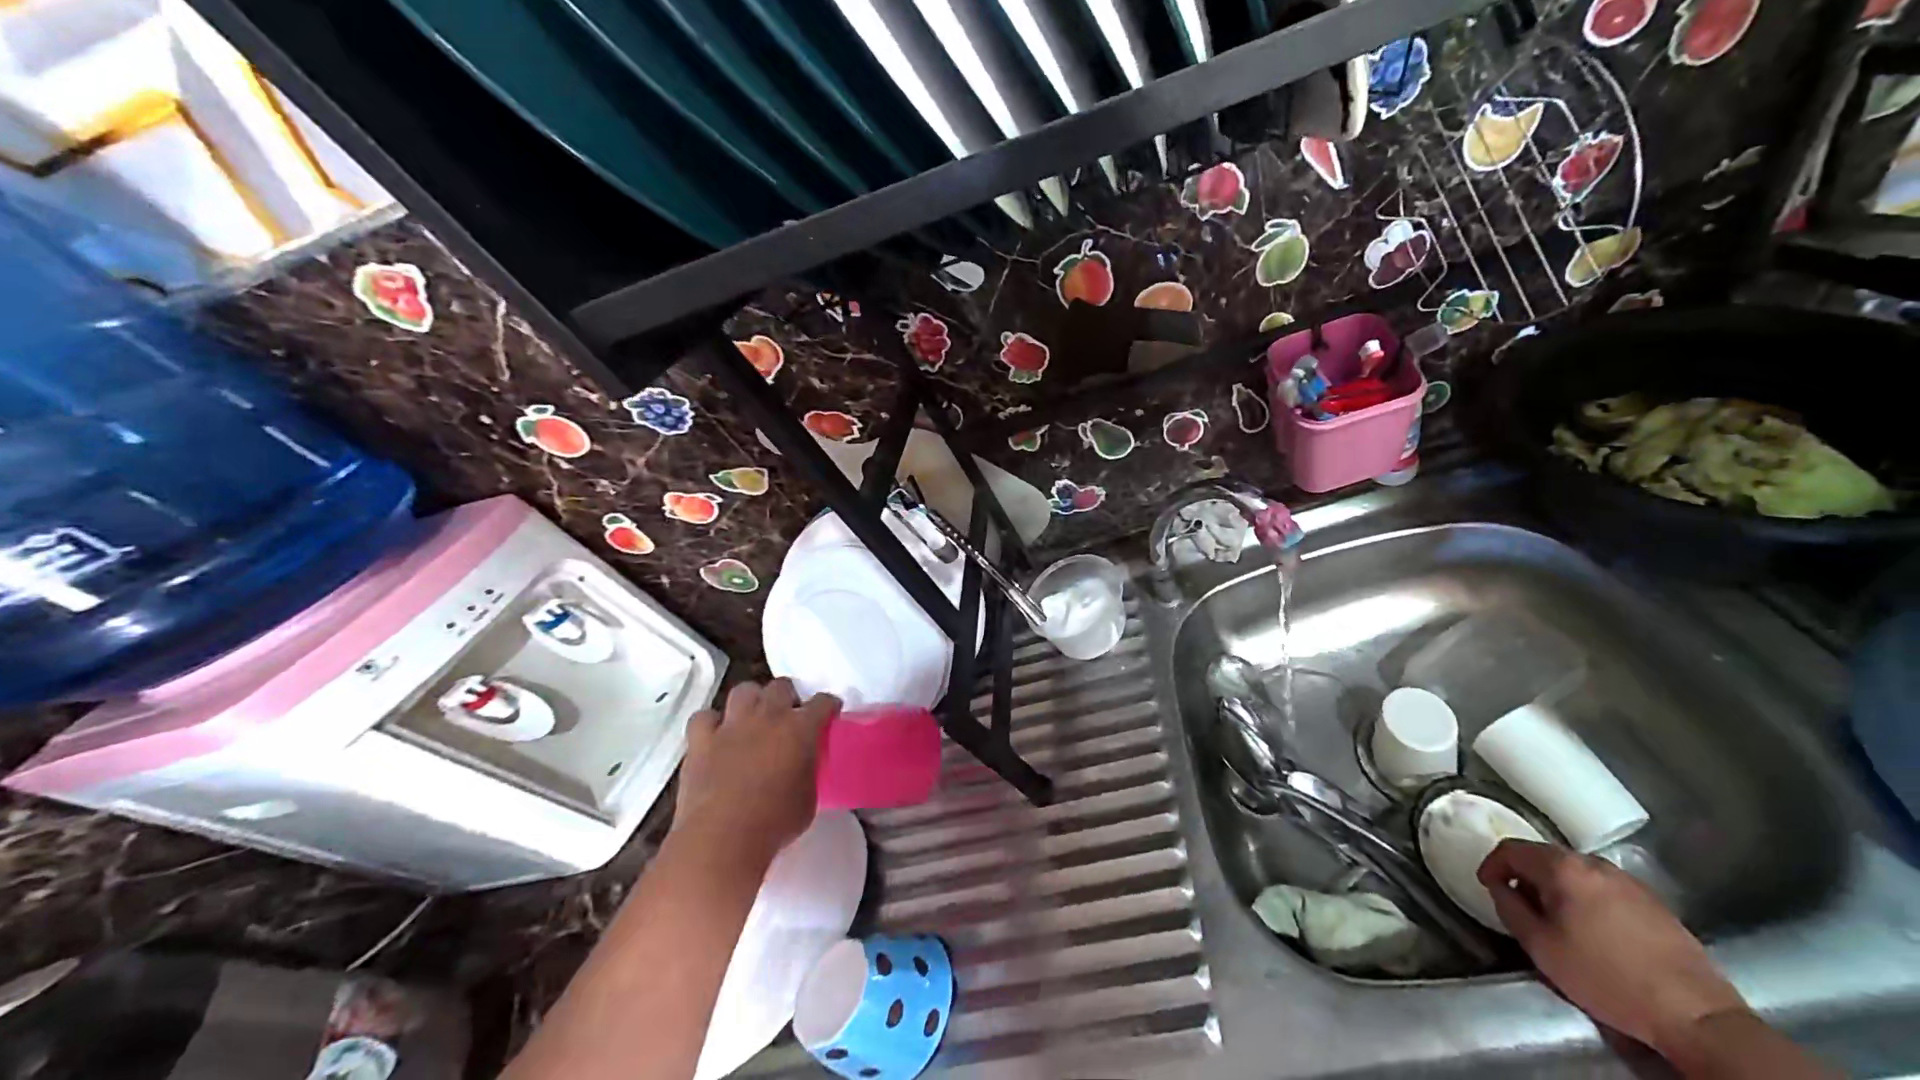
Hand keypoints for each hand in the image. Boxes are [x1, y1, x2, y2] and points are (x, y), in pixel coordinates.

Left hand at [672, 678, 839, 855]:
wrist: (723, 836)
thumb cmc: (776, 822)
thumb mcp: (809, 798)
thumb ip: (808, 771)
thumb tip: (802, 767)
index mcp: (800, 729)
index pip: (822, 702)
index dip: (828, 706)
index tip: (829, 713)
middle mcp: (767, 716)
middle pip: (781, 686)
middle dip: (787, 696)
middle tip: (788, 716)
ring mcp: (731, 725)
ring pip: (744, 690)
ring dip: (751, 700)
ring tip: (753, 718)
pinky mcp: (700, 740)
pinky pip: (704, 717)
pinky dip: (711, 723)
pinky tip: (715, 735)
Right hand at [1477, 839, 1749, 1057]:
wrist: (1695, 1015)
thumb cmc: (1606, 976)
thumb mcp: (1540, 946)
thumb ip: (1509, 907)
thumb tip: (1502, 887)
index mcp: (1563, 868)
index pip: (1512, 849)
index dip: (1492, 864)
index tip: (1487, 886)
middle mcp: (1596, 864)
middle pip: (1546, 857)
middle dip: (1525, 876)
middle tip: (1519, 904)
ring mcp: (1630, 882)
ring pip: (1577, 872)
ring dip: (1557, 887)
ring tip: (1555, 918)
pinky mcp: (1654, 903)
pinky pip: (1604, 888)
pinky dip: (1587, 898)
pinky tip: (1593, 929)